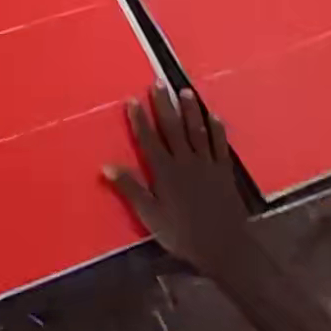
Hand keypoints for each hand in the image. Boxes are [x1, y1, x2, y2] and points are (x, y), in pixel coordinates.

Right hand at [103, 84, 255, 277]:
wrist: (224, 247)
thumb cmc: (182, 233)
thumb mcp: (150, 215)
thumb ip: (130, 189)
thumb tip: (106, 166)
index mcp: (164, 171)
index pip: (148, 139)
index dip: (139, 119)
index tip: (133, 99)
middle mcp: (184, 160)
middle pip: (172, 127)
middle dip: (164, 104)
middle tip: (159, 82)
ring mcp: (206, 163)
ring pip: (196, 129)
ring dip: (190, 109)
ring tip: (184, 90)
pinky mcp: (223, 170)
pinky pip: (219, 144)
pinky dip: (216, 128)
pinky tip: (213, 115)